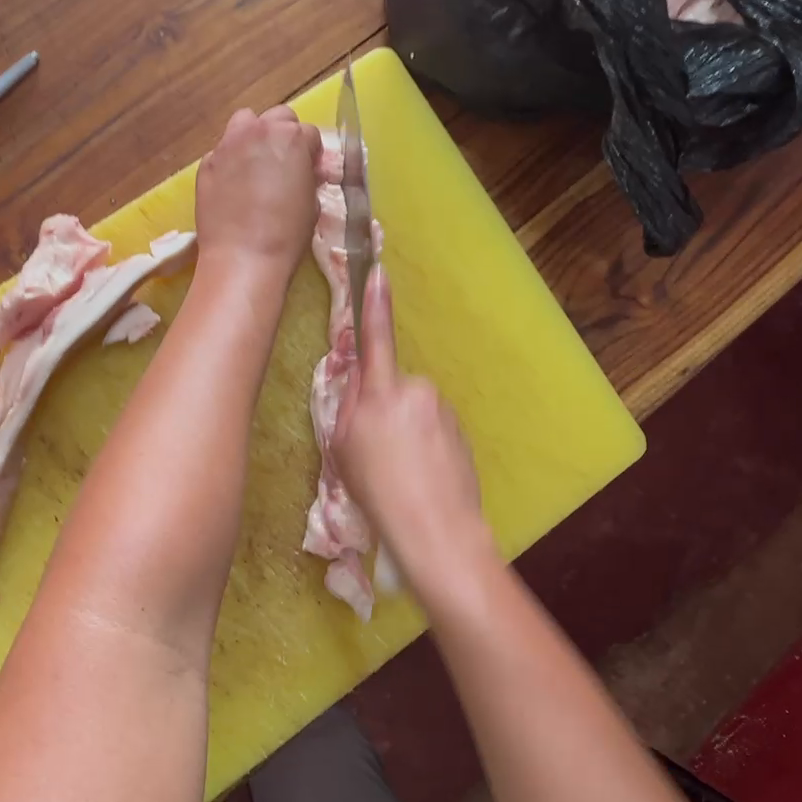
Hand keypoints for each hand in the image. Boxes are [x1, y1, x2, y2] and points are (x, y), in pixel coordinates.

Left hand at [194, 106, 321, 273]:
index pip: (308, 134)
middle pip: (277, 117)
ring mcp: (227, 145)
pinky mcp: (206, 164)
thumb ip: (308, 178)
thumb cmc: (287, 235)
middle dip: (284, 136)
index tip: (309, 172)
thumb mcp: (312, 204)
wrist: (242, 258)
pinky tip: (233, 187)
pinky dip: (230, 161)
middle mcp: (258, 131)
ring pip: (244, 123)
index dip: (311, 154)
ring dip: (254, 136)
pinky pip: (222, 152)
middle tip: (284, 164)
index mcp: (291, 138)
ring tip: (255, 165)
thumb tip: (304, 175)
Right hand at [332, 265, 491, 593]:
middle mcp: (415, 391)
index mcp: (380, 394)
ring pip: (411, 408)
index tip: (377, 270)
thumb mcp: (342, 449)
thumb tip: (358, 382)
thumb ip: (348, 407)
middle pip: (388, 386)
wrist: (436, 530)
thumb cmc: (377, 492)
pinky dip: (422, 443)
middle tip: (371, 451)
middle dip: (378, 407)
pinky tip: (419, 474)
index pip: (375, 340)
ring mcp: (442, 410)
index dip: (374, 304)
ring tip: (398, 470)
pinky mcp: (460, 429)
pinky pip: (431, 426)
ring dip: (401, 428)